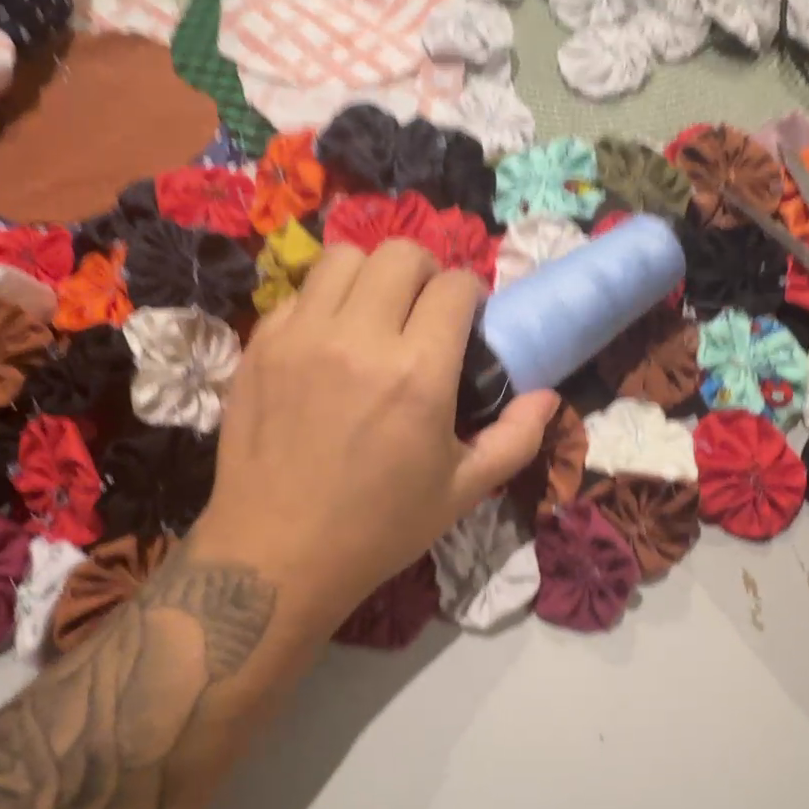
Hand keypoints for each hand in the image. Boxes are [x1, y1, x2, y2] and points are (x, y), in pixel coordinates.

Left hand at [194, 240, 558, 626]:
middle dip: (425, 272)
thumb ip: (515, 437)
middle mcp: (359, 339)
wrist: (276, 554)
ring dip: (371, 275)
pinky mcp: (260, 345)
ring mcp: (301, 336)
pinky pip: (299, 293)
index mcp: (418, 373)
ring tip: (375, 313)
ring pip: (344, 257)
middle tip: (424, 310)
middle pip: (400, 253)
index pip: (454, 285)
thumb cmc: (378, 527)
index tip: (467, 319)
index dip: (470, 294)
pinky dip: (323, 303)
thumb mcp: (462, 491)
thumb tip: (547, 395)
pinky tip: (328, 342)